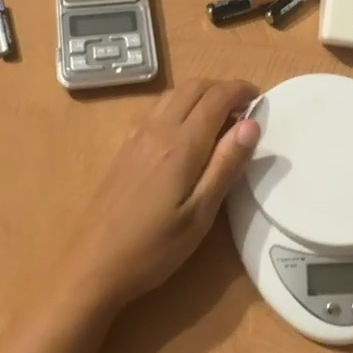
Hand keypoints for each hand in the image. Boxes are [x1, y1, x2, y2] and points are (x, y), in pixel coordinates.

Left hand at [62, 79, 260, 310]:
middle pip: (193, 87)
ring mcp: (136, 137)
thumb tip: (252, 124)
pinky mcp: (124, 148)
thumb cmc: (153, 248)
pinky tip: (185, 133)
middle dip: (222, 88)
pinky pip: (156, 110)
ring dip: (200, 94)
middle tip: (244, 108)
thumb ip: (225, 165)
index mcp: (180, 144)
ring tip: (220, 119)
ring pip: (172, 95)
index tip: (260, 99)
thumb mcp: (200, 214)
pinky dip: (180, 106)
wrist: (92, 266)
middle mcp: (157, 130)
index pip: (216, 98)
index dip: (240, 90)